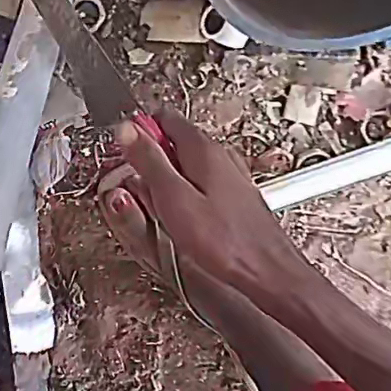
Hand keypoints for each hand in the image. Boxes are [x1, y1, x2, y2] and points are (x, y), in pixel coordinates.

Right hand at [115, 109, 320, 312]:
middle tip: (135, 184)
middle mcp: (219, 155)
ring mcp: (229, 175)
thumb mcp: (172, 197)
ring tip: (155, 204)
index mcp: (202, 149)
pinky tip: (178, 215)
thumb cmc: (223, 241)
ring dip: (164, 177)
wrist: (267, 273)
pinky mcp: (232, 196)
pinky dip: (181, 192)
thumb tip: (126, 130)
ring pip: (185, 162)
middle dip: (149, 156)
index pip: (163, 117)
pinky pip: (197, 182)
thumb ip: (148, 160)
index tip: (123, 152)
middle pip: (174, 139)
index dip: (138, 131)